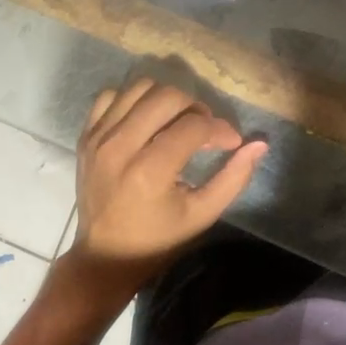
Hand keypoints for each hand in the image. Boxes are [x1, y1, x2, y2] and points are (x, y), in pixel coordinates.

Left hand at [65, 80, 267, 291]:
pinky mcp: (86, 138)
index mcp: (150, 171)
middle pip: (167, 97)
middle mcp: (120, 147)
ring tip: (177, 122)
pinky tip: (145, 122)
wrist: (106, 256)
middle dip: (195, 108)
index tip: (230, 143)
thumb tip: (259, 144)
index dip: (220, 129)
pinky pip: (110, 97)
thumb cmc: (158, 240)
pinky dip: (132, 101)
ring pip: (139, 88)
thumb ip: (233, 179)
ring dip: (166, 99)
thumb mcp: (201, 215)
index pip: (194, 126)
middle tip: (204, 131)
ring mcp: (98, 139)